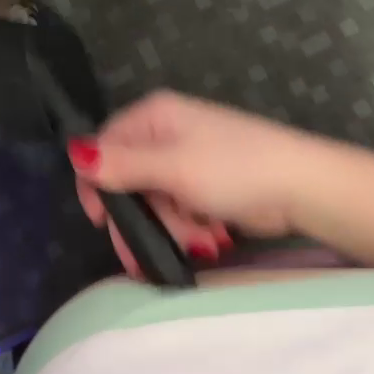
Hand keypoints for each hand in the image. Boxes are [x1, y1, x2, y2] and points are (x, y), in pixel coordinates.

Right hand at [69, 91, 345, 275]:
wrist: (301, 187)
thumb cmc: (235, 169)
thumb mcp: (173, 168)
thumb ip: (122, 164)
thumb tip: (72, 151)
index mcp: (155, 116)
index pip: (104, 147)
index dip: (98, 185)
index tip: (102, 221)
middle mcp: (167, 134)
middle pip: (128, 182)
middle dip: (142, 220)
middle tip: (143, 257)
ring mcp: (188, 161)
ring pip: (154, 204)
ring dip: (172, 230)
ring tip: (202, 242)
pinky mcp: (206, 187)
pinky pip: (180, 213)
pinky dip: (192, 230)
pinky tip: (213, 239)